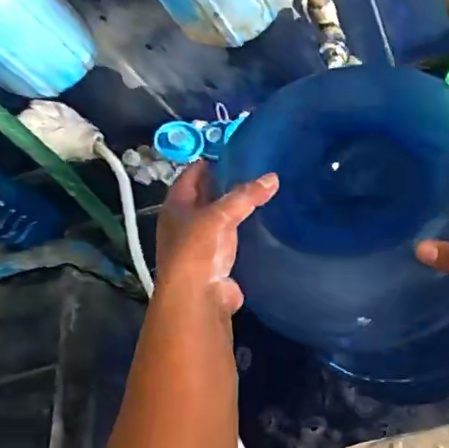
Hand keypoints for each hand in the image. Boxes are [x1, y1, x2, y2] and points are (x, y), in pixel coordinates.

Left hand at [155, 161, 278, 312]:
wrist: (197, 296)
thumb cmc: (197, 250)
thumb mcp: (220, 216)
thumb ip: (246, 196)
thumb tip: (273, 178)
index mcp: (176, 205)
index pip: (192, 174)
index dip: (210, 161)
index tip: (235, 151)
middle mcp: (184, 221)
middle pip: (206, 195)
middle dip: (226, 183)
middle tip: (255, 171)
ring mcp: (200, 241)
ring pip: (220, 217)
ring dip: (236, 208)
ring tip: (263, 195)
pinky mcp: (216, 259)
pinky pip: (232, 236)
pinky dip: (244, 229)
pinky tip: (262, 224)